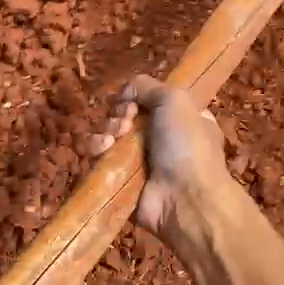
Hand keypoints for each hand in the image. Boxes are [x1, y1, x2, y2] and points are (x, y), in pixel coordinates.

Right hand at [85, 75, 234, 240]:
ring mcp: (142, 162)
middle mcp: (162, 139)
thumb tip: (126, 90)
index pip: (149, 101)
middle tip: (125, 123)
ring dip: (107, 132)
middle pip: (127, 117)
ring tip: (112, 139)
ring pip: (112, 137)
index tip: (134, 104)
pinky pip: (102, 159)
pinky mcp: (123, 180)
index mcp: (181, 119)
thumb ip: (148, 87)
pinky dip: (97, 150)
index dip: (136, 98)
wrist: (184, 197)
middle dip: (119, 116)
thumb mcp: (175, 100)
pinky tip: (102, 150)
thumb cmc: (186, 145)